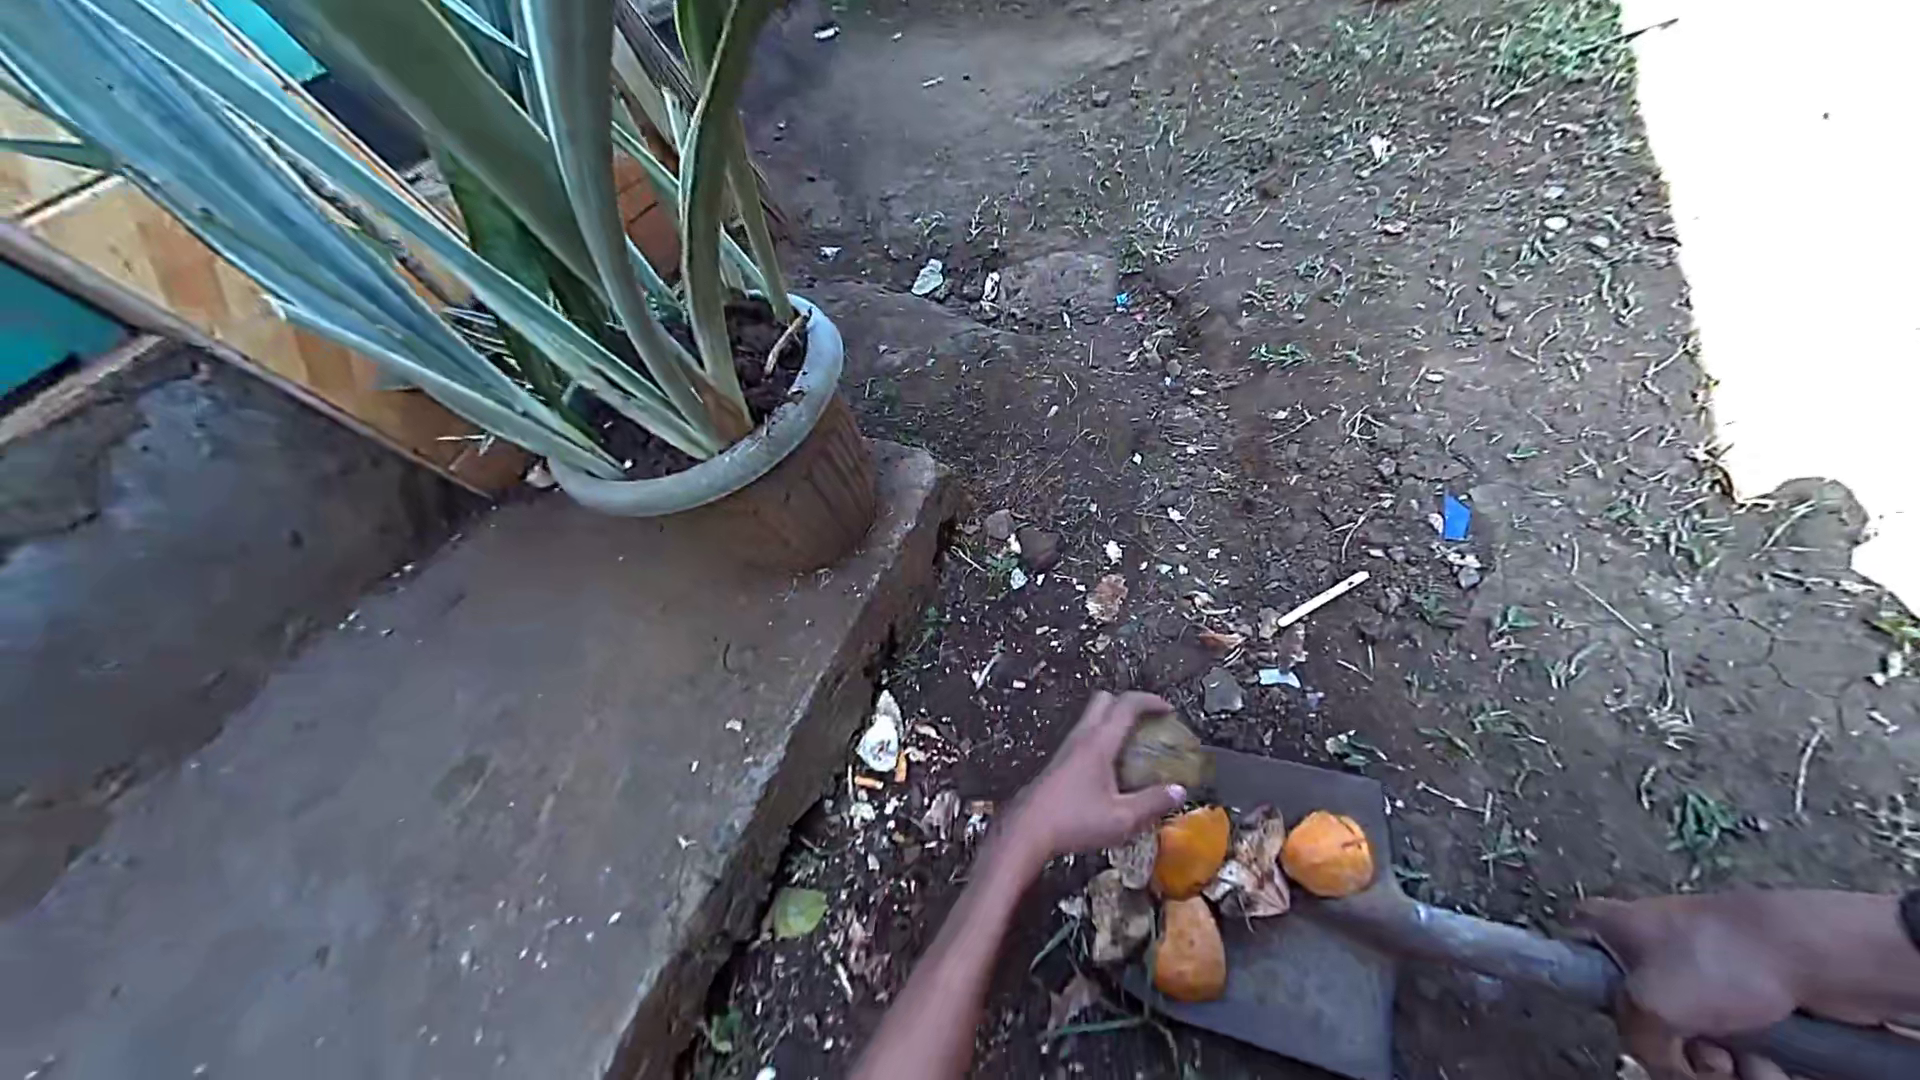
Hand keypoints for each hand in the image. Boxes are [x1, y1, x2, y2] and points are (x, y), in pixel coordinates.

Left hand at [998, 691, 1186, 865]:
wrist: (1028, 829)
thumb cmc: (1073, 821)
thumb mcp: (1122, 819)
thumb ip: (1152, 803)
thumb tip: (1178, 791)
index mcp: (1098, 743)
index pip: (1126, 705)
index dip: (1150, 701)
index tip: (1167, 709)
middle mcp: (1081, 737)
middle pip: (1104, 700)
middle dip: (1129, 704)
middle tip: (1149, 723)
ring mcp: (1067, 747)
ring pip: (1092, 717)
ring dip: (1114, 722)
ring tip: (1135, 746)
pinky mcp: (1059, 761)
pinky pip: (1085, 736)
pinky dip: (1103, 738)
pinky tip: (1113, 767)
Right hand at [1577, 890, 1919, 1079]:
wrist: (1806, 953)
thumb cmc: (1710, 959)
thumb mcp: (1651, 1005)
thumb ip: (1636, 1040)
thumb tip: (1659, 1064)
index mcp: (1597, 927)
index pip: (1575, 971)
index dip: (1607, 1010)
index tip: (1642, 1033)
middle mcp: (1634, 944)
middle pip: (1642, 1016)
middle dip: (1681, 1051)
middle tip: (1711, 1058)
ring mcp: (1687, 968)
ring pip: (1691, 1034)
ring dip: (1724, 1066)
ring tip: (1754, 1064)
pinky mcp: (1733, 990)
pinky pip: (1729, 1036)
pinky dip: (1751, 1060)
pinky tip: (1770, 1063)